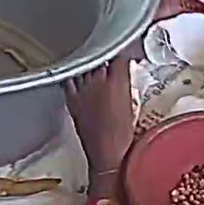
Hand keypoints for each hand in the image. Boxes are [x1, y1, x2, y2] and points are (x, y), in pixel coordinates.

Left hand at [63, 57, 134, 180]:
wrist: (107, 157)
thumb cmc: (125, 138)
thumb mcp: (133, 106)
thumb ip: (127, 83)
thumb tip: (127, 68)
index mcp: (117, 82)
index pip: (121, 53)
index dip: (126, 47)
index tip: (131, 47)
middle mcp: (97, 81)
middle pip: (101, 54)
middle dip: (109, 50)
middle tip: (116, 50)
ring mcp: (82, 89)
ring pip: (84, 63)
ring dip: (92, 58)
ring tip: (98, 57)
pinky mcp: (72, 99)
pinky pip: (70, 77)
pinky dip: (76, 71)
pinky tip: (79, 71)